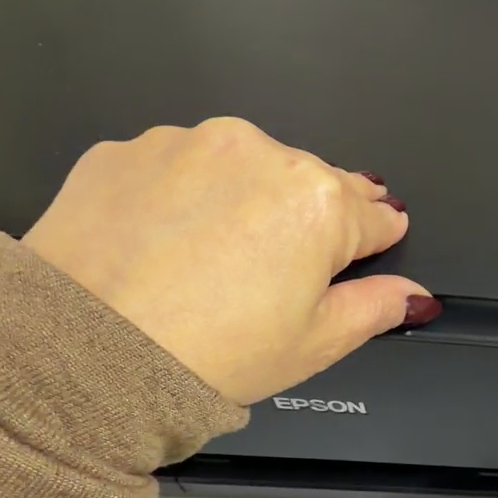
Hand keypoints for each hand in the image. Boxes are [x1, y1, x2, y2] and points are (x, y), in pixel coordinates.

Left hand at [22, 117, 435, 404]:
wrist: (85, 350)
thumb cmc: (206, 352)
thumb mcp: (318, 342)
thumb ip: (378, 307)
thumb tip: (412, 296)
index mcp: (318, 202)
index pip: (376, 216)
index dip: (376, 242)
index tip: (370, 252)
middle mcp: (258, 154)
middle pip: (314, 184)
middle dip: (312, 222)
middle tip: (285, 278)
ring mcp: (188, 145)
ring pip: (248, 170)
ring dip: (251, 204)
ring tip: (224, 266)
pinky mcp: (130, 150)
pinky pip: (184, 169)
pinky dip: (192, 199)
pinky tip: (178, 248)